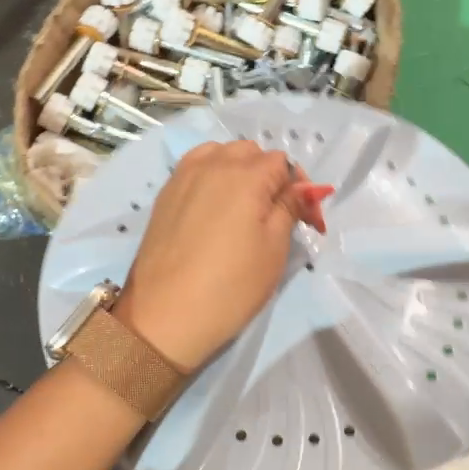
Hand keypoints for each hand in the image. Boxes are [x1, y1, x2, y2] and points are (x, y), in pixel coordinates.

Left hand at [115, 141, 329, 370]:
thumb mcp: (274, 249)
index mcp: (246, 175)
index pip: (283, 163)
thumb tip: (302, 188)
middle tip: (275, 214)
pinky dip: (211, 175)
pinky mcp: (165, 193)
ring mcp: (184, 176)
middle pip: (251, 153)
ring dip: (238, 170)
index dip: (299, 188)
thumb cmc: (230, 286)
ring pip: (220, 154)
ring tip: (242, 206)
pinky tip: (213, 206)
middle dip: (269, 175)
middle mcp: (214, 164)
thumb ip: (289, 208)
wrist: (164, 316)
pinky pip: (195, 167)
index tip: (304, 219)